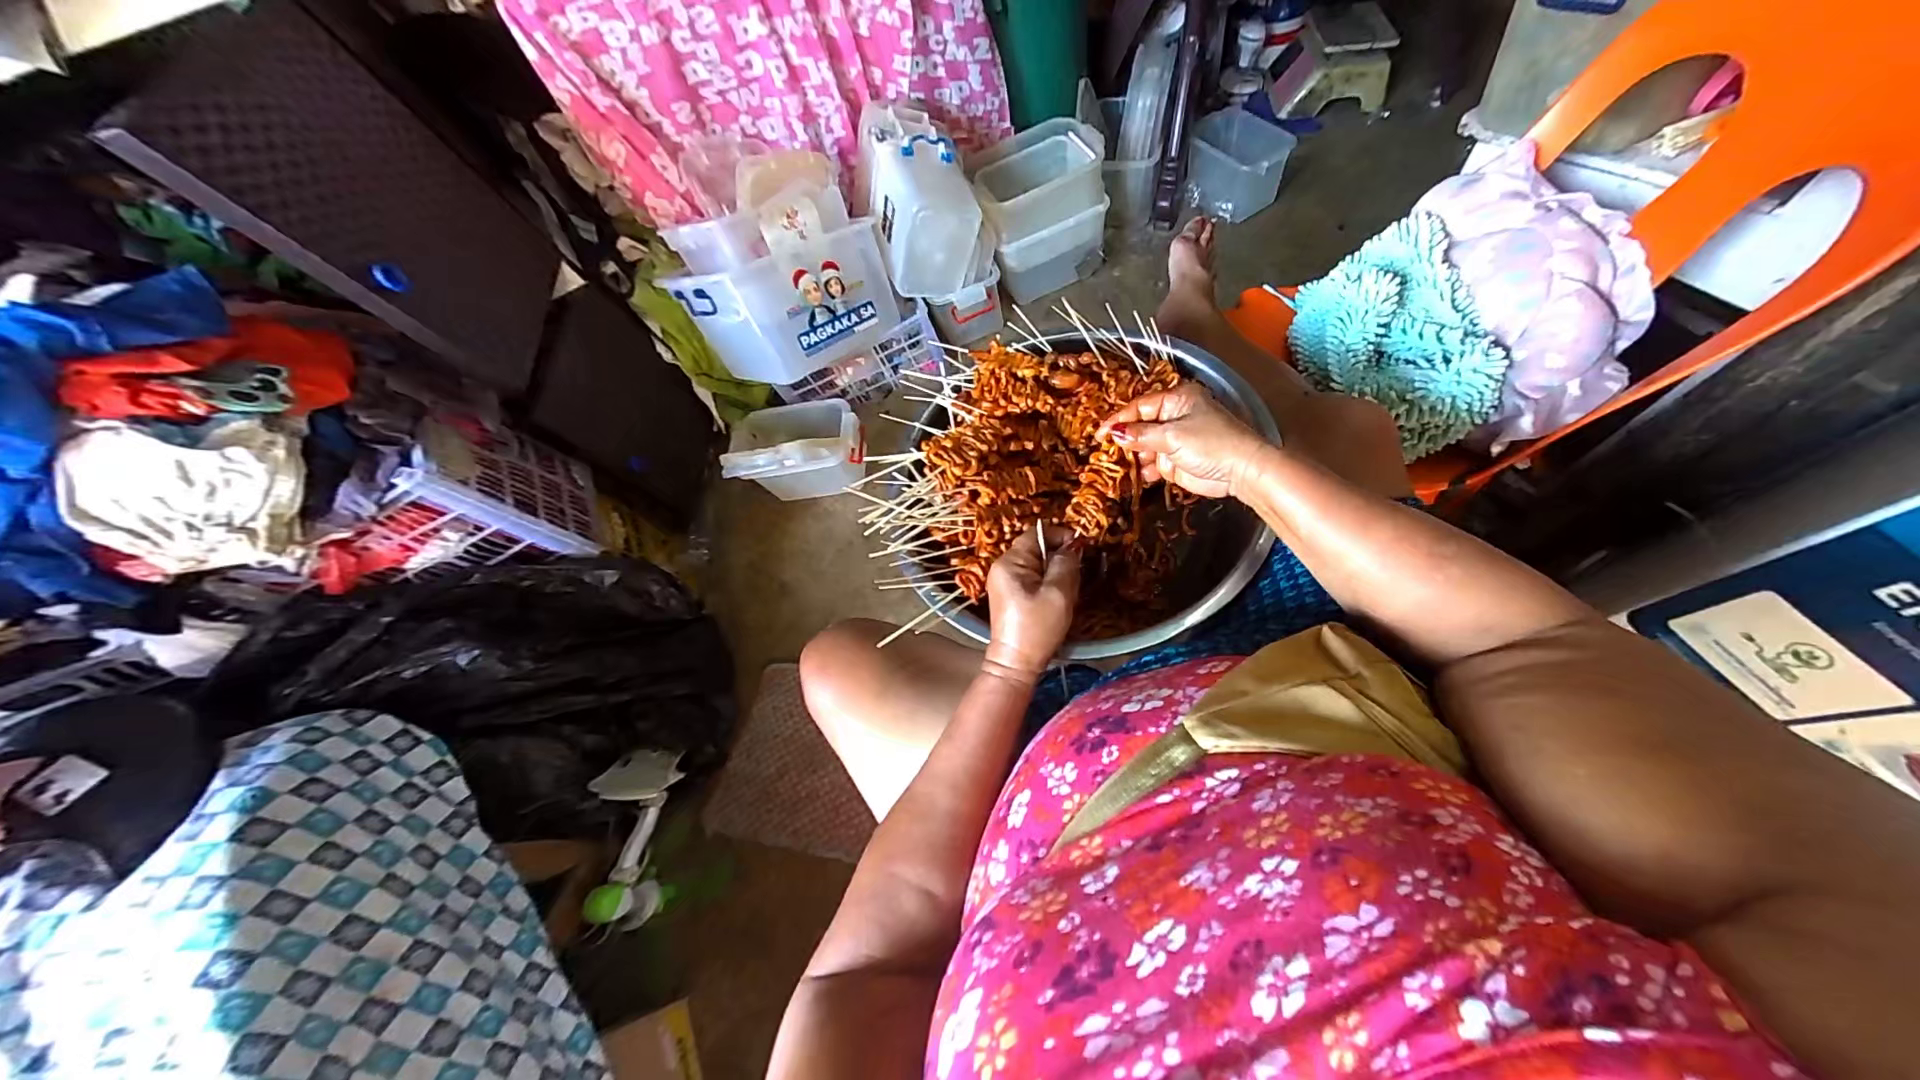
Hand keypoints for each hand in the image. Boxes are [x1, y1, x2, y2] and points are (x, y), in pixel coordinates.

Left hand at [982, 524, 1080, 681]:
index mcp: (1010, 563)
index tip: (1080, 548)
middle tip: (1076, 575)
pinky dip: (1047, 584)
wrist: (1015, 663)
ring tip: (1067, 591)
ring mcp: (1004, 582)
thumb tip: (1072, 546)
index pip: (1036, 533)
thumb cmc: (1037, 629)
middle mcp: (1003, 567)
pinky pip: (1032, 579)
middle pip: (1036, 549)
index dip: (1060, 536)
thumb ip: (1066, 564)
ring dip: (1055, 573)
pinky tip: (1056, 600)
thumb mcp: (1058, 593)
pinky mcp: (1010, 595)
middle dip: (1059, 557)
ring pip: (1037, 565)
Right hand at [1099, 383, 1273, 498]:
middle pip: (1140, 426)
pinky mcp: (1175, 462)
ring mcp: (1174, 440)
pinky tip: (1134, 475)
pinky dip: (1143, 470)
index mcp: (1176, 400)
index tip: (1100, 434)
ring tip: (1118, 465)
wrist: (1240, 471)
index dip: (1119, 420)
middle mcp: (1174, 417)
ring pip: (1144, 447)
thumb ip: (1141, 435)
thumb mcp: (1172, 436)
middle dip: (1124, 439)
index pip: (1140, 406)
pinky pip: (1152, 464)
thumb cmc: (1212, 443)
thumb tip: (1114, 433)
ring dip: (1132, 457)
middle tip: (1106, 451)